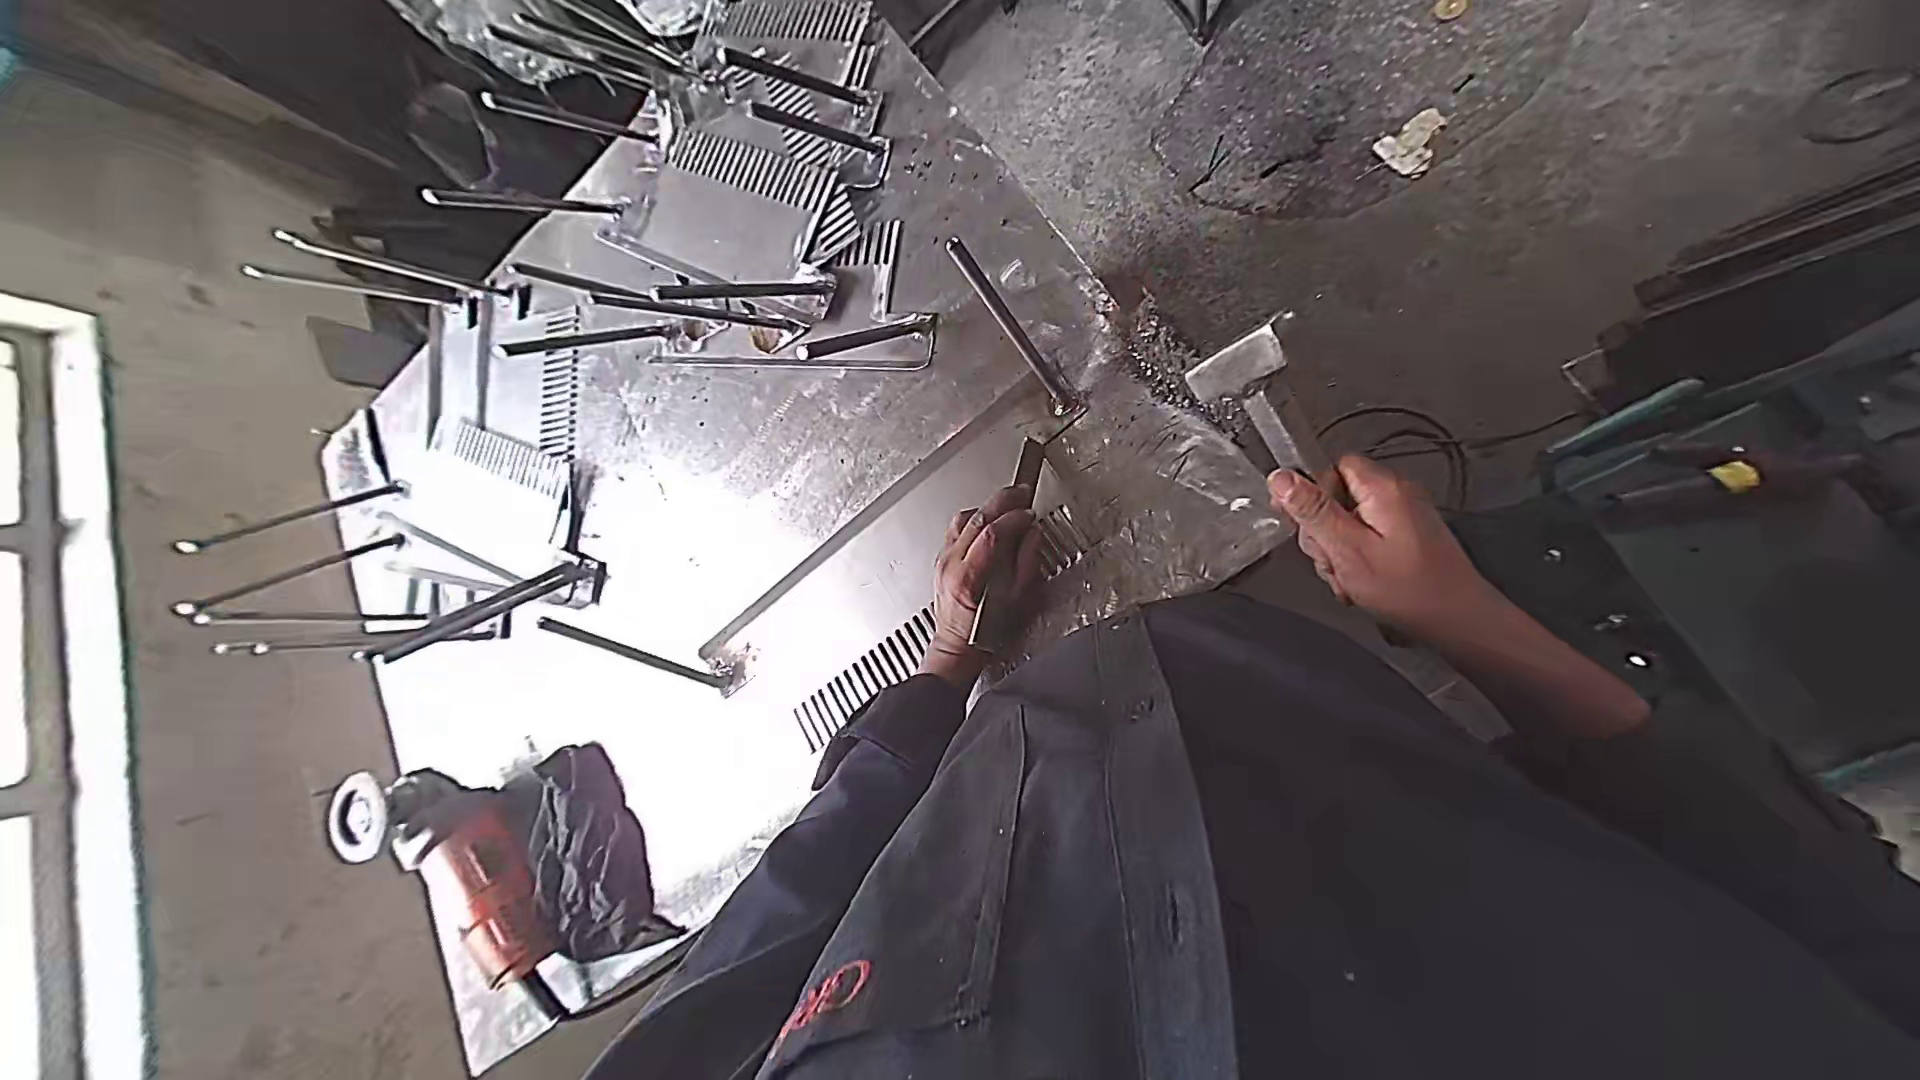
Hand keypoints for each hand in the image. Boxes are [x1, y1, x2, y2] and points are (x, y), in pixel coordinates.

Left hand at [918, 485, 1045, 687]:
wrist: (958, 645)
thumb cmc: (987, 631)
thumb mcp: (1018, 602)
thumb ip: (1027, 564)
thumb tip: (1033, 534)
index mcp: (968, 578)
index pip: (991, 533)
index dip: (1013, 518)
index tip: (1029, 514)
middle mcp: (951, 565)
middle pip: (975, 519)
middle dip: (1002, 501)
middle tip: (1022, 493)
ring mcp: (943, 560)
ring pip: (962, 519)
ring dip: (987, 506)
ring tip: (1007, 503)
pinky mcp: (942, 559)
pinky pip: (956, 528)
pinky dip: (974, 517)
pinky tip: (988, 518)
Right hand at [1267, 455, 1506, 645]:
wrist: (1458, 622)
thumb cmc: (1408, 589)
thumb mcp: (1347, 548)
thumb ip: (1312, 511)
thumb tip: (1281, 478)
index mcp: (1383, 489)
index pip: (1330, 466)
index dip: (1308, 491)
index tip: (1297, 520)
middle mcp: (1396, 494)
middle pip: (1334, 496)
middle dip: (1320, 530)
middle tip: (1328, 557)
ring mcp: (1401, 515)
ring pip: (1344, 520)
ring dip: (1333, 549)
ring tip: (1345, 574)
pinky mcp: (1404, 535)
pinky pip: (1361, 536)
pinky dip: (1351, 557)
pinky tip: (1356, 579)